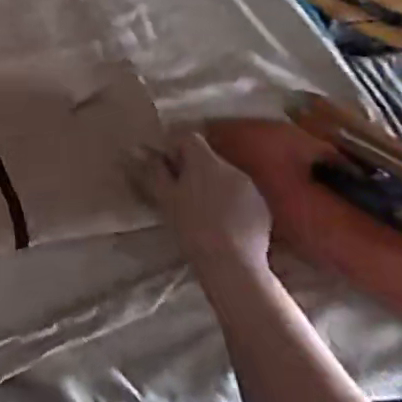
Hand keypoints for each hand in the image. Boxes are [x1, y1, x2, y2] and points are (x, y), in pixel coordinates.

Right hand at [138, 130, 272, 275]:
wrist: (232, 263)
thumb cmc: (191, 226)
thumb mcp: (164, 197)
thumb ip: (153, 170)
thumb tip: (138, 150)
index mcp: (206, 162)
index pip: (188, 138)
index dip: (173, 148)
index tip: (164, 168)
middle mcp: (232, 169)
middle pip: (207, 157)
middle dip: (191, 168)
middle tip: (178, 191)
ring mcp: (251, 188)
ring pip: (224, 176)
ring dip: (210, 184)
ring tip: (200, 209)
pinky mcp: (262, 208)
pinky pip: (240, 194)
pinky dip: (228, 200)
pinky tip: (220, 222)